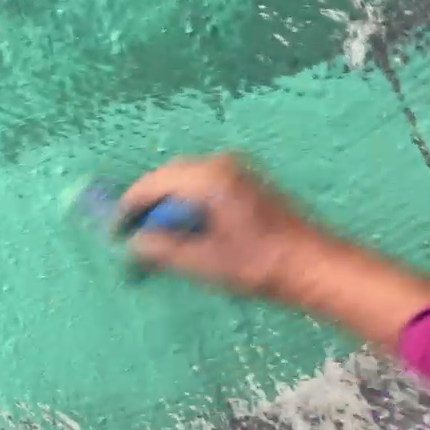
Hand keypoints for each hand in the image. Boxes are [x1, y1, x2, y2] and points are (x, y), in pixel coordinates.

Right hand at [121, 154, 429, 350]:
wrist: (314, 264)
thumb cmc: (261, 264)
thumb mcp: (206, 262)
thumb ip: (165, 249)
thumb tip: (134, 244)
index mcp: (210, 178)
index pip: (154, 184)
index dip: (130, 207)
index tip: (115, 230)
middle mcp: (222, 164)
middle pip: (170, 176)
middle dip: (148, 202)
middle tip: (132, 232)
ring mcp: (238, 170)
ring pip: (188, 178)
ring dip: (169, 201)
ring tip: (157, 234)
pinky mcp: (249, 182)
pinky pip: (205, 183)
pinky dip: (188, 200)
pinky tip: (188, 227)